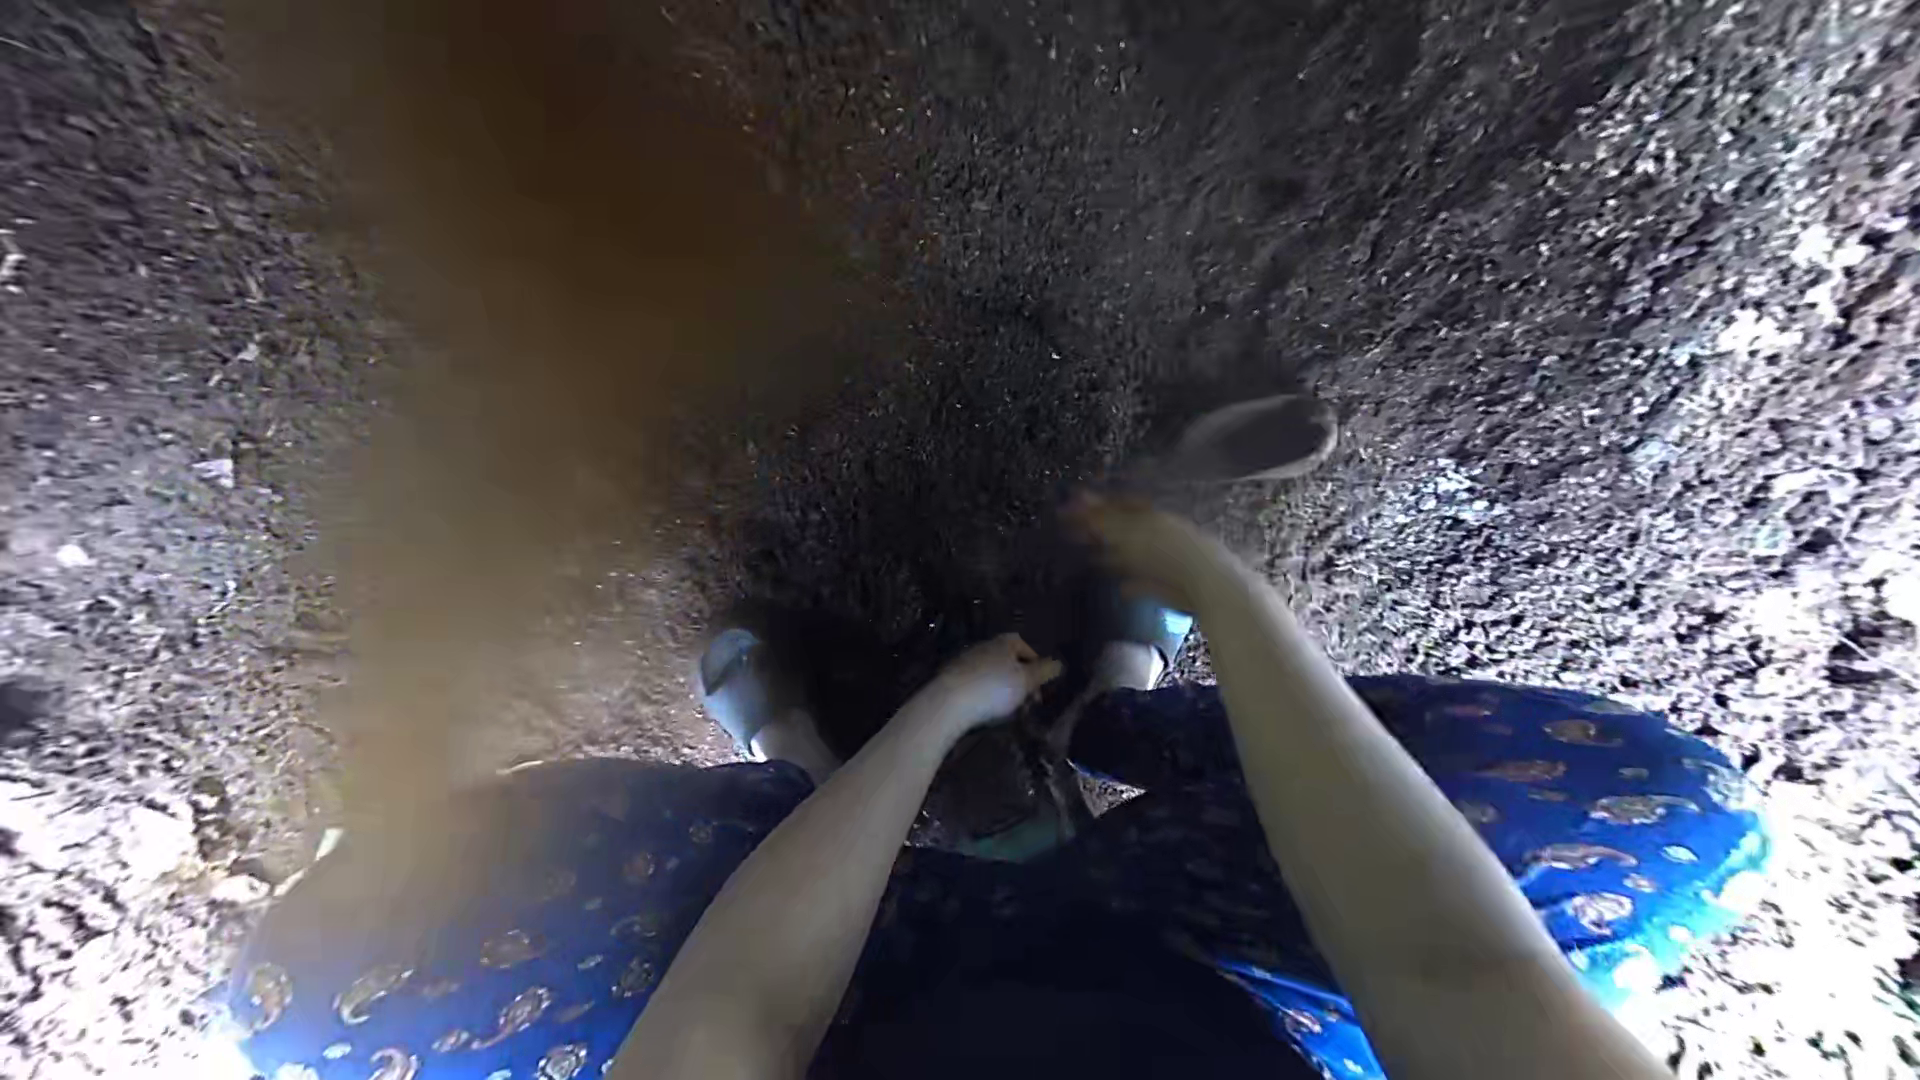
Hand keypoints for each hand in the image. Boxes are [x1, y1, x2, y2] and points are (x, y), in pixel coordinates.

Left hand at [919, 633, 1063, 734]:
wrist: (949, 702)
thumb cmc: (994, 689)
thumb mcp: (1026, 681)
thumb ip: (1044, 671)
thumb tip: (1059, 663)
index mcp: (1004, 642)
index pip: (1026, 648)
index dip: (1036, 667)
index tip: (1039, 689)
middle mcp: (985, 645)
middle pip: (1009, 661)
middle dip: (1019, 681)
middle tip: (1025, 703)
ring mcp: (966, 660)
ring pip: (993, 673)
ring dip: (1002, 690)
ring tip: (1006, 711)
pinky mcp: (952, 677)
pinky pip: (976, 684)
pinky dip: (984, 695)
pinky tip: (985, 711)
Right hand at [1064, 493, 1235, 613]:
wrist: (1207, 585)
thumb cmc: (1170, 550)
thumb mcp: (1130, 531)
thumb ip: (1103, 518)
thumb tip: (1078, 497)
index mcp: (1150, 516)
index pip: (1117, 506)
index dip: (1093, 507)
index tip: (1071, 509)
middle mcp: (1157, 535)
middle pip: (1121, 530)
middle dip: (1099, 531)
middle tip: (1072, 531)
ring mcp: (1162, 560)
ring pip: (1131, 556)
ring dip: (1112, 557)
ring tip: (1091, 557)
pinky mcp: (1166, 587)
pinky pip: (1143, 581)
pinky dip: (1130, 583)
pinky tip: (1121, 587)